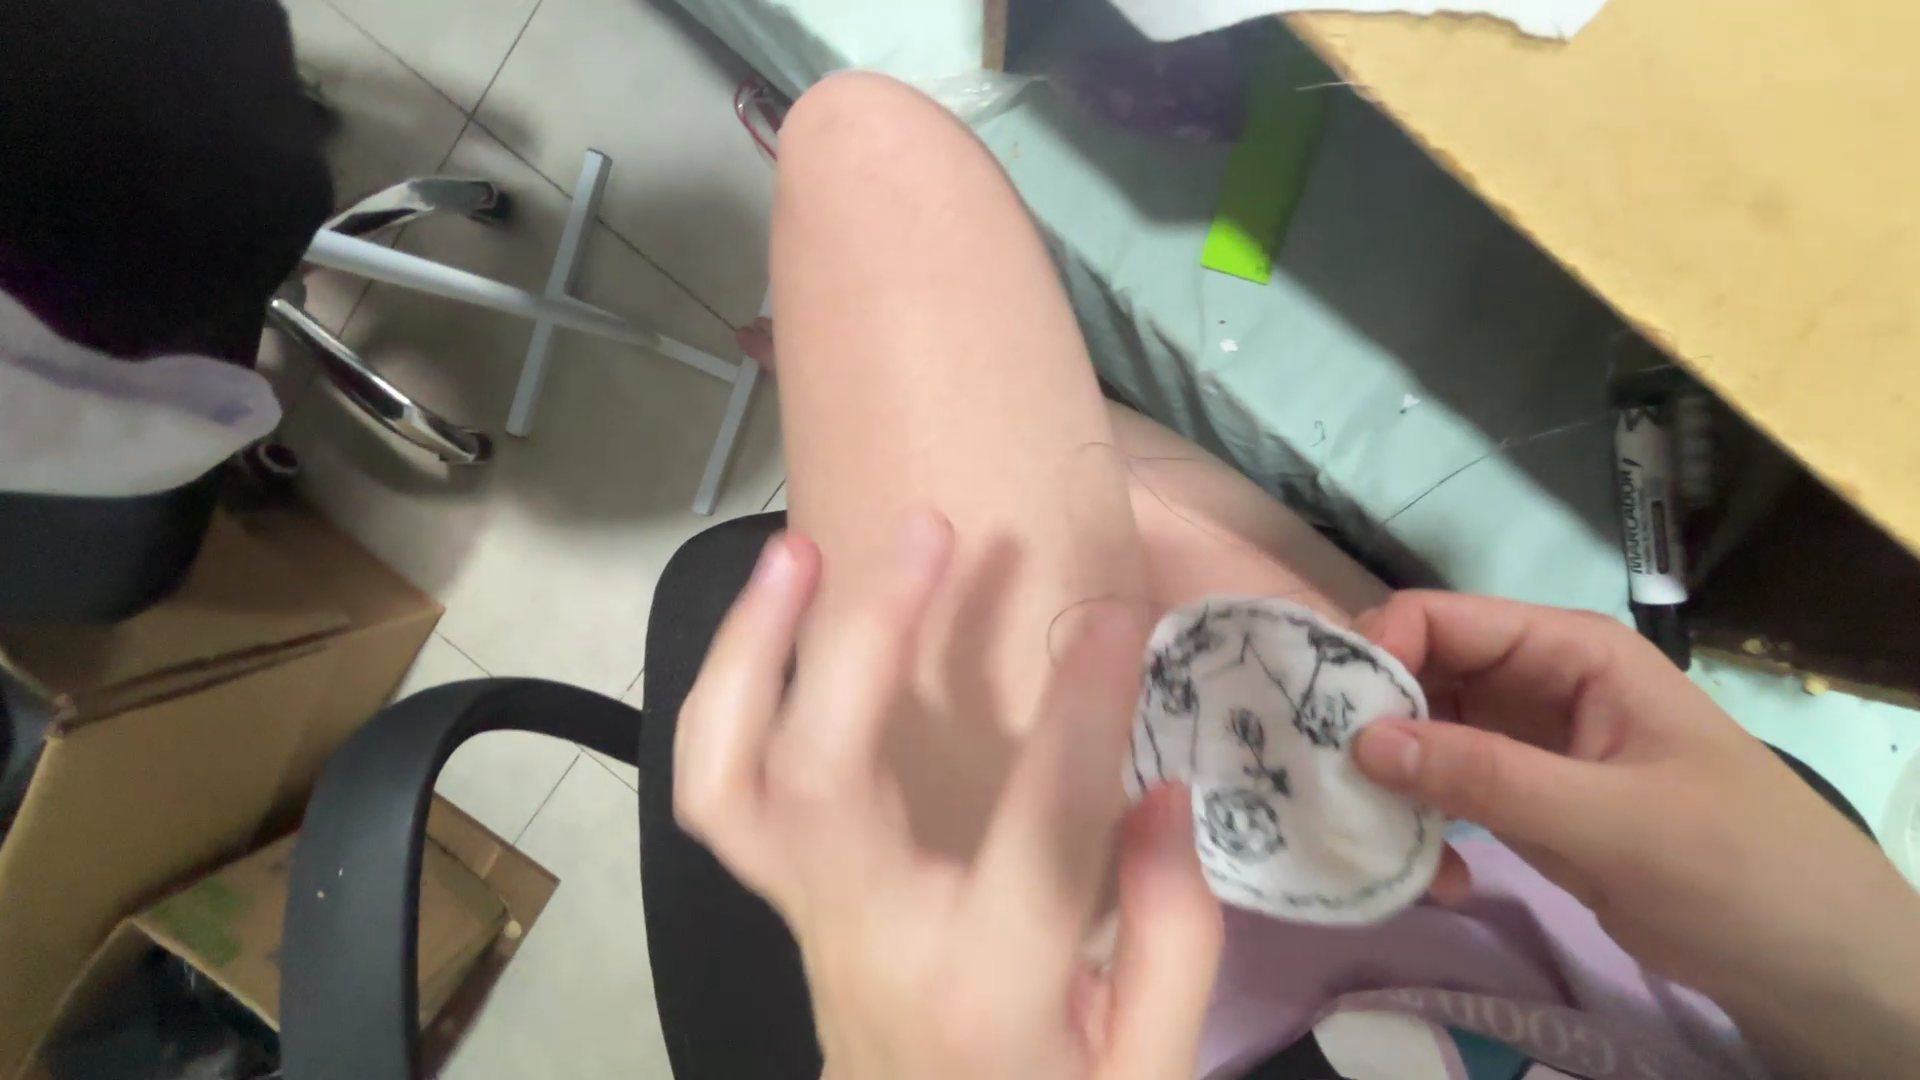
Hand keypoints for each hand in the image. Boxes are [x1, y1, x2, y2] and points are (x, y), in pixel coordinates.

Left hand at [675, 512, 1222, 1079]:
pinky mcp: (777, 885)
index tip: (1114, 618)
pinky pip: (720, 781)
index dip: (1084, 705)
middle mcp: (866, 932)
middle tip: (925, 531)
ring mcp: (799, 907)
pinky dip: (732, 688)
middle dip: (871, 634)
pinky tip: (776, 618)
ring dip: (753, 649)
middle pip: (825, 772)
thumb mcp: (1148, 1070)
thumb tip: (1158, 790)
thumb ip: (1172, 935)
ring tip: (796, 550)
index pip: (1039, 821)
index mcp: (985, 982)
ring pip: (726, 774)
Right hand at [1350, 590, 1919, 1076]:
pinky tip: (1433, 872)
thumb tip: (1362, 741)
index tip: (1335, 717)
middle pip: (1411, 671)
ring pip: (1410, 730)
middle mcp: (1525, 678)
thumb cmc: (1744, 872)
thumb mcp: (1619, 822)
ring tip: (1375, 833)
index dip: (1378, 652)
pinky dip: (1414, 819)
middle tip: (1330, 776)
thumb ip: (1487, 776)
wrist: (1818, 971)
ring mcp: (1511, 735)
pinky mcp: (1503, 787)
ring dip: (1385, 779)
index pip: (1437, 619)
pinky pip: (1429, 783)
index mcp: (1562, 650)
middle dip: (1368, 720)